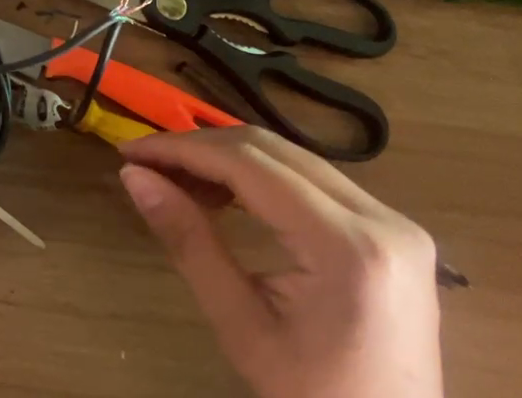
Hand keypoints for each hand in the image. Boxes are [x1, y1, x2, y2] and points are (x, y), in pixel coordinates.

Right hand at [117, 127, 442, 397]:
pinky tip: (220, 194)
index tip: (128, 151)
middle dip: (199, 147)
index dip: (181, 149)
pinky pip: (310, 179)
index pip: (249, 165)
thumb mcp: (240, 322)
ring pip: (289, 157)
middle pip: (270, 150)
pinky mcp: (391, 232)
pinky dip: (256, 176)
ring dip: (225, 158)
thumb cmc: (312, 391)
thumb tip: (133, 175)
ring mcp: (393, 223)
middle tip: (144, 162)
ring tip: (174, 179)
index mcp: (348, 245)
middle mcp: (382, 219)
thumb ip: (188, 241)